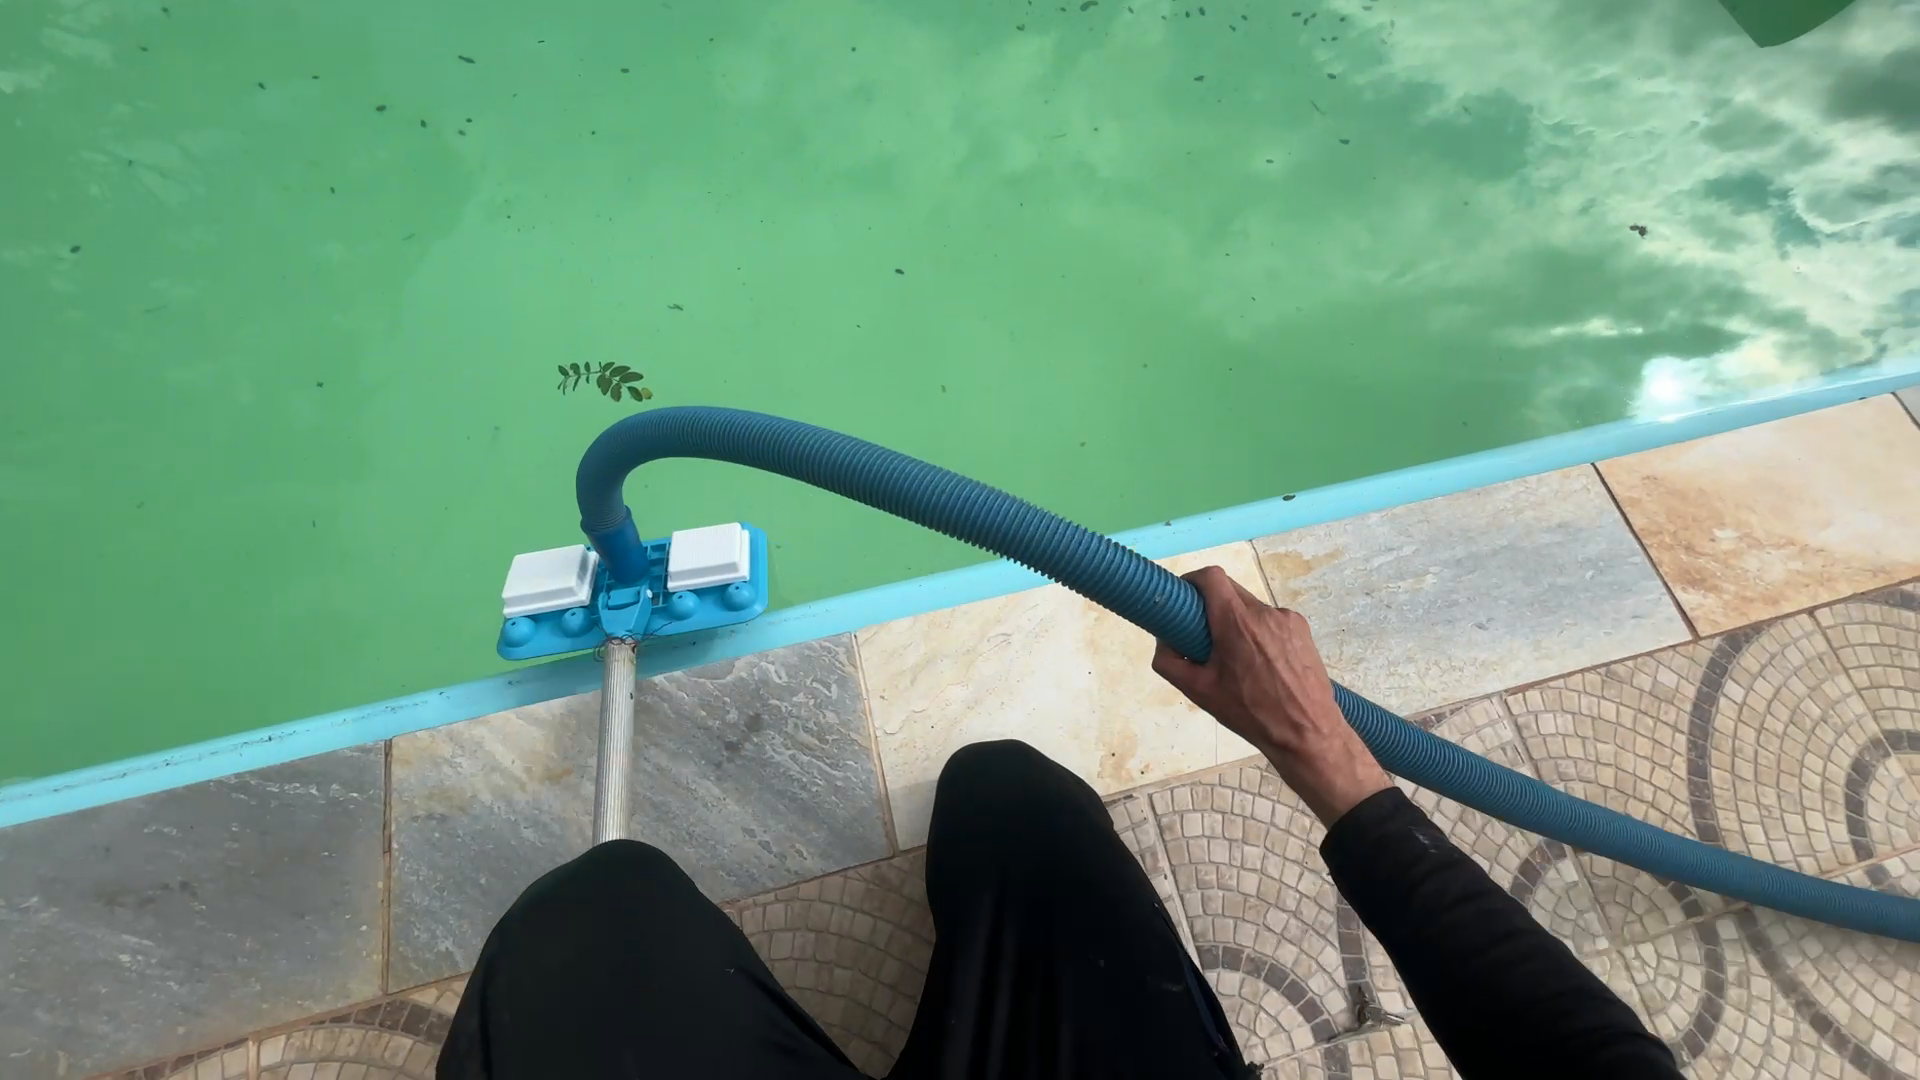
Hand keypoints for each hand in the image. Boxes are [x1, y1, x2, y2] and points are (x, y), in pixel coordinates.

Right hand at [1152, 566, 1391, 824]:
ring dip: (1236, 620)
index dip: (1192, 580)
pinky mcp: (1302, 630)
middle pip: (1229, 590)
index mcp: (1236, 622)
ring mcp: (1287, 619)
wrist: (1308, 734)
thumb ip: (1169, 662)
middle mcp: (1264, 612)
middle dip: (1211, 604)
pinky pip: (1270, 619)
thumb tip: (1163, 641)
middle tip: (1202, 633)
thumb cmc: (1250, 713)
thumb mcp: (1198, 692)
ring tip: (1236, 657)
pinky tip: (1261, 662)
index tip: (1183, 597)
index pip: (1211, 577)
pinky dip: (1258, 631)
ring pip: (1250, 606)